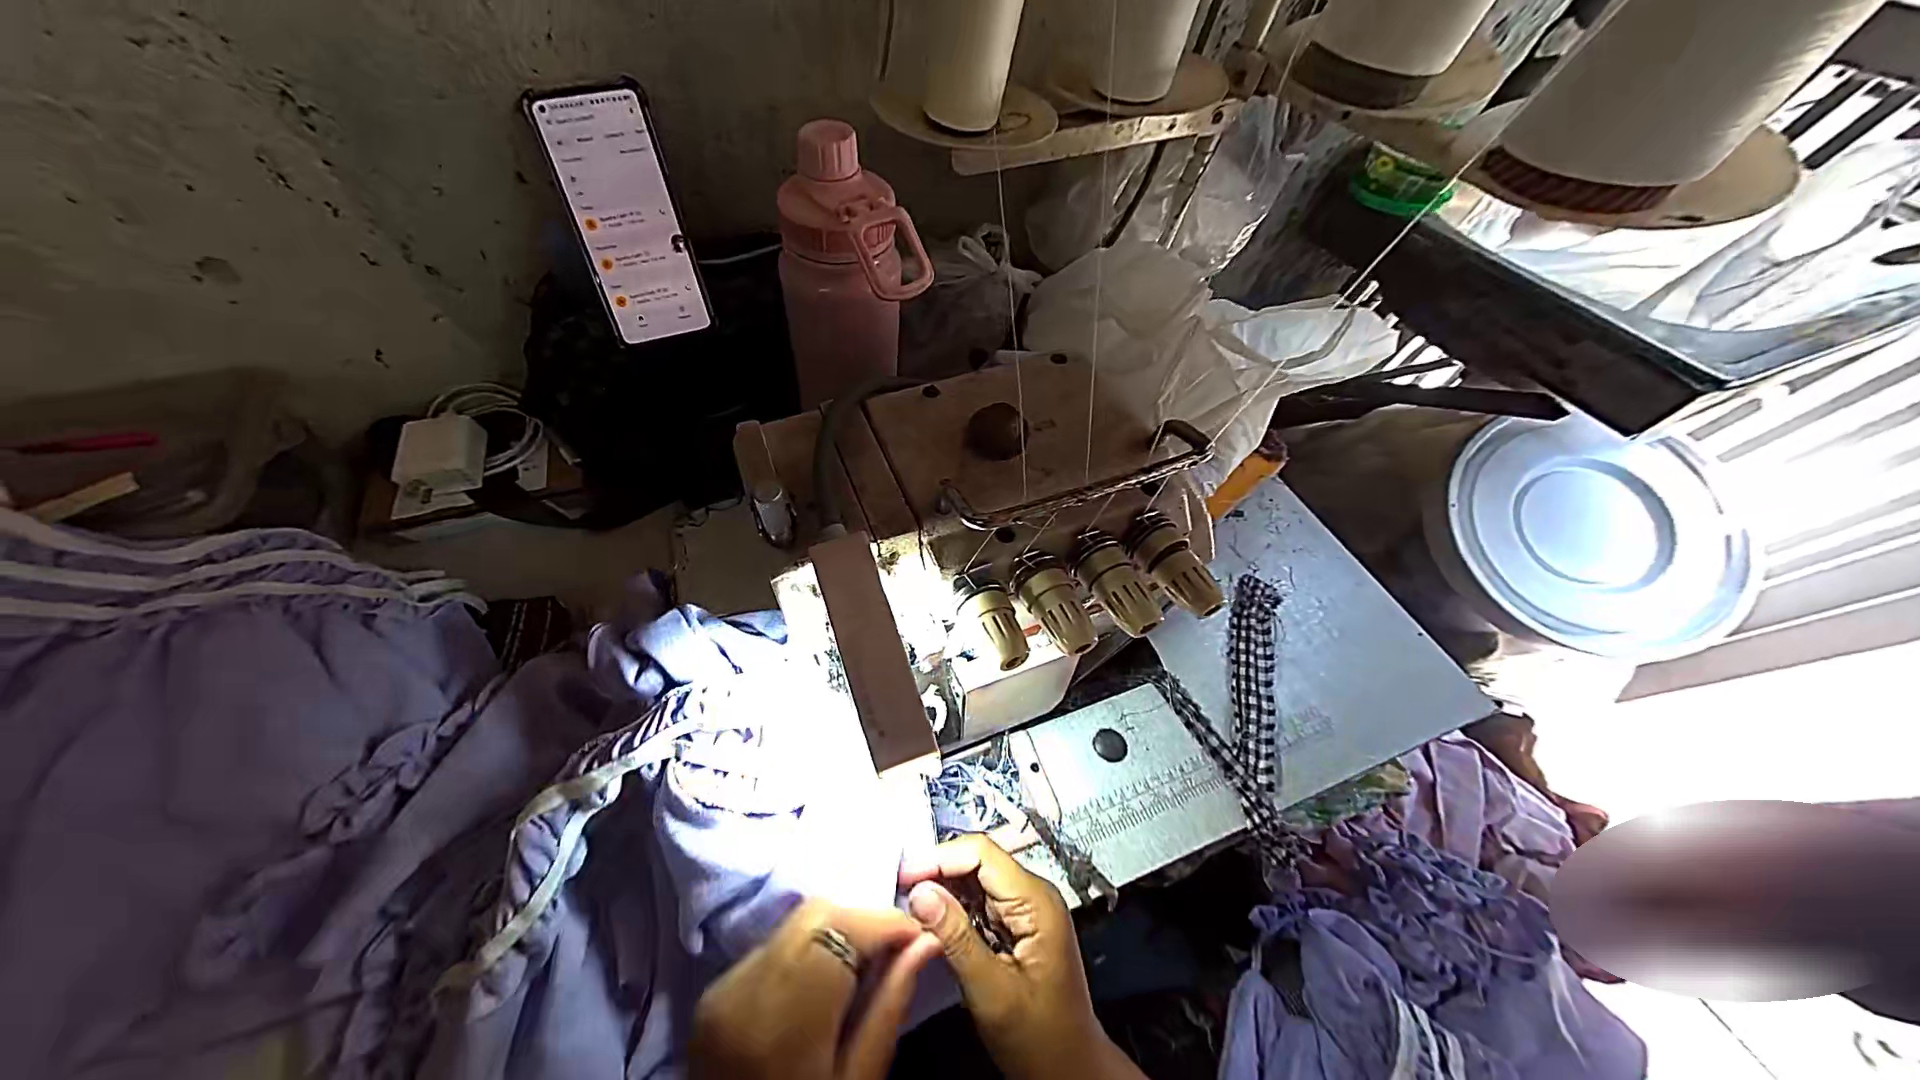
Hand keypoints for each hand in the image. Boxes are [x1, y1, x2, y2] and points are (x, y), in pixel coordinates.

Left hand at [689, 899, 941, 1079]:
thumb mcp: (861, 1076)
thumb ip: (891, 1002)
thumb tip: (927, 940)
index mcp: (783, 1018)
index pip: (842, 928)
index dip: (886, 921)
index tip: (919, 933)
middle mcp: (746, 987)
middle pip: (817, 914)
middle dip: (862, 920)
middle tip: (893, 947)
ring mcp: (725, 986)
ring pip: (795, 922)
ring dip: (835, 929)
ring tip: (862, 961)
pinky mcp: (715, 990)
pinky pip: (774, 943)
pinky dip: (806, 947)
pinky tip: (823, 976)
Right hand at [900, 834, 1144, 1079]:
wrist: (1071, 1072)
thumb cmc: (1041, 1039)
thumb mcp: (992, 991)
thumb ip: (956, 938)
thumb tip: (920, 892)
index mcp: (1036, 901)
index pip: (983, 854)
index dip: (940, 858)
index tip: (905, 876)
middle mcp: (1033, 895)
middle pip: (978, 861)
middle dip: (937, 872)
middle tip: (900, 890)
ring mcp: (1025, 909)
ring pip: (975, 880)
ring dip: (942, 889)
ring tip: (909, 905)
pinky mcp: (1014, 925)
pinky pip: (978, 902)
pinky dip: (952, 908)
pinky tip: (931, 921)